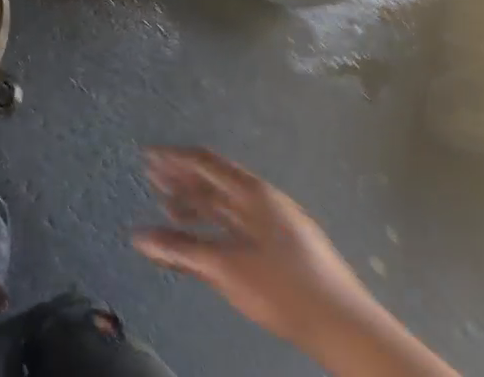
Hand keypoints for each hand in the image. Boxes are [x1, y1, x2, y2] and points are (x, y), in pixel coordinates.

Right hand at [132, 148, 382, 347]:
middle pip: (217, 183)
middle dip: (183, 181)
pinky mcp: (284, 250)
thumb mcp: (225, 267)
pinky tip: (202, 242)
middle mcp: (266, 203)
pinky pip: (239, 228)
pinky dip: (215, 229)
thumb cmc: (283, 288)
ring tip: (170, 211)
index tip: (148, 155)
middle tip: (153, 178)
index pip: (207, 163)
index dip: (175, 158)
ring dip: (197, 207)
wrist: (345, 327)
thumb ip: (180, 249)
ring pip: (228, 208)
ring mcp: (277, 227)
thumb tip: (138, 236)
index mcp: (255, 194)